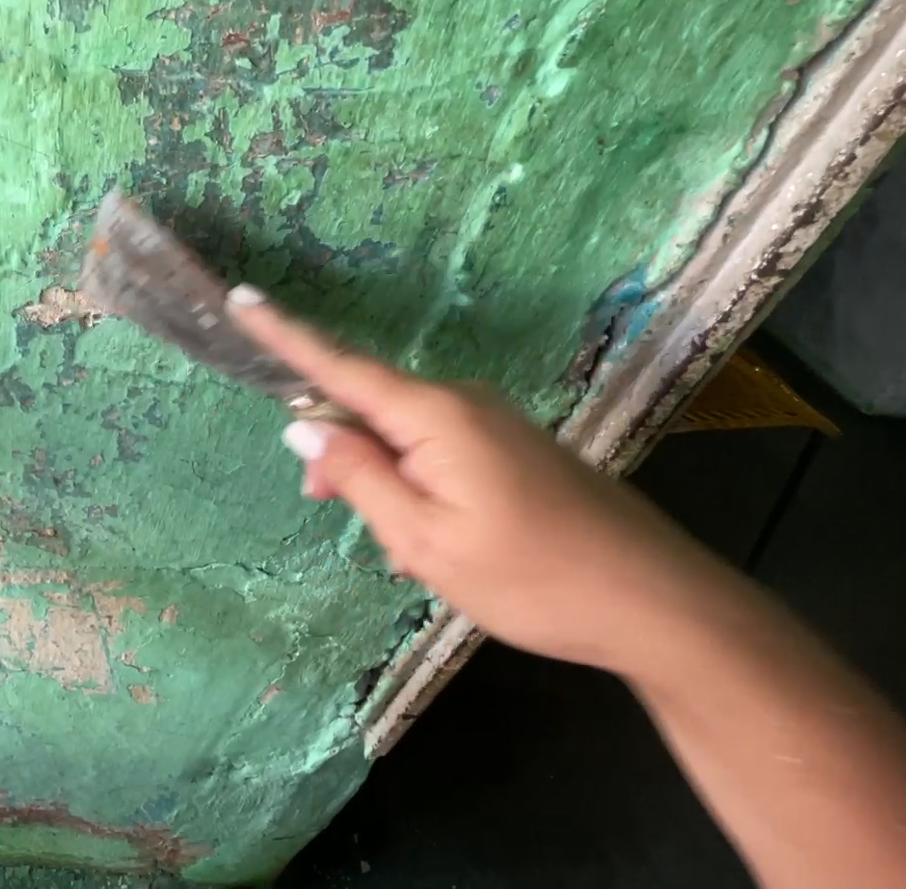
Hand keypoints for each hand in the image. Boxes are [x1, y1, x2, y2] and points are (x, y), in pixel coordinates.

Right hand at [227, 285, 729, 672]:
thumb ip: (357, 476)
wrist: (663, 607)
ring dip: (379, 480)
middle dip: (337, 451)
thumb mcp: (423, 538)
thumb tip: (303, 429)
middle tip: (322, 504)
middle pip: (367, 408)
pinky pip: (434, 451)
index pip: (339, 366)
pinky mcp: (510, 447)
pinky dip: (413, 486)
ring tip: (404, 548)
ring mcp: (491, 422)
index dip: (284, 335)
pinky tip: (432, 540)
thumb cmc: (532, 578)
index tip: (241, 299)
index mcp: (435, 415)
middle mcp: (461, 402)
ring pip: (400, 437)